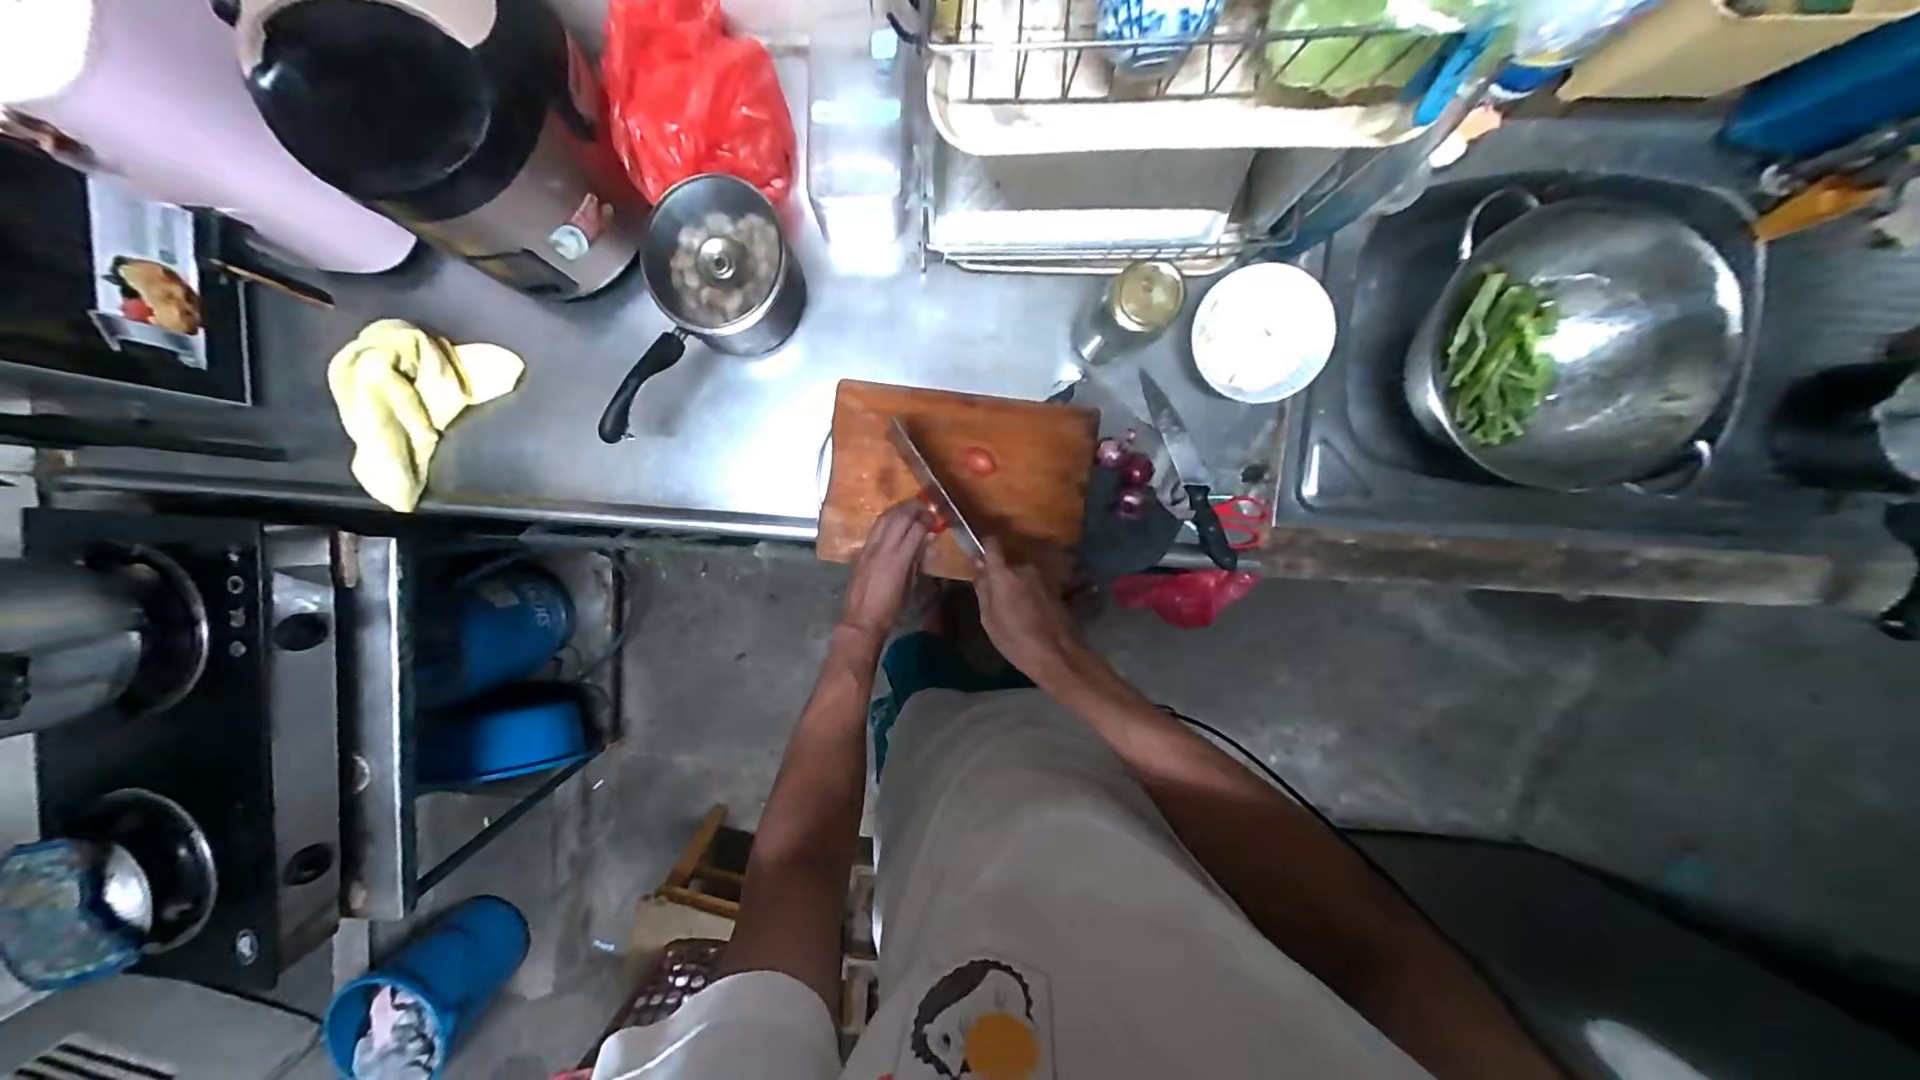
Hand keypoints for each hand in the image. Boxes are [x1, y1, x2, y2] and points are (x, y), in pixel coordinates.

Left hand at [839, 499, 931, 641]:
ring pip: (885, 517)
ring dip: (899, 509)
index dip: (928, 519)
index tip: (936, 517)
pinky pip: (876, 528)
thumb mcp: (909, 583)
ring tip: (911, 507)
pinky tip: (895, 520)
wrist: (861, 619)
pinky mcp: (861, 550)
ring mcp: (869, 547)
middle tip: (925, 506)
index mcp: (899, 558)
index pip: (916, 528)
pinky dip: (887, 519)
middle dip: (914, 507)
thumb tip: (925, 539)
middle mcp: (883, 547)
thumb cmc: (891, 608)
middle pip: (900, 516)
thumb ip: (916, 558)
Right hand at [973, 538, 1088, 683]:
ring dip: (1016, 587)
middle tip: (995, 599)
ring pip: (1022, 575)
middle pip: (1007, 564)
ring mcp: (1044, 577)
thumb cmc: (1017, 641)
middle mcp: (1026, 568)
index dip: (983, 546)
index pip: (992, 544)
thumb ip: (983, 589)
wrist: (1059, 655)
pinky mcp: (1055, 588)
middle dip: (1000, 576)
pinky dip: (1029, 594)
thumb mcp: (989, 620)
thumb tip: (979, 567)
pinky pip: (1034, 585)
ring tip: (1014, 611)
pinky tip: (1029, 615)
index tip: (977, 557)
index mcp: (1005, 574)